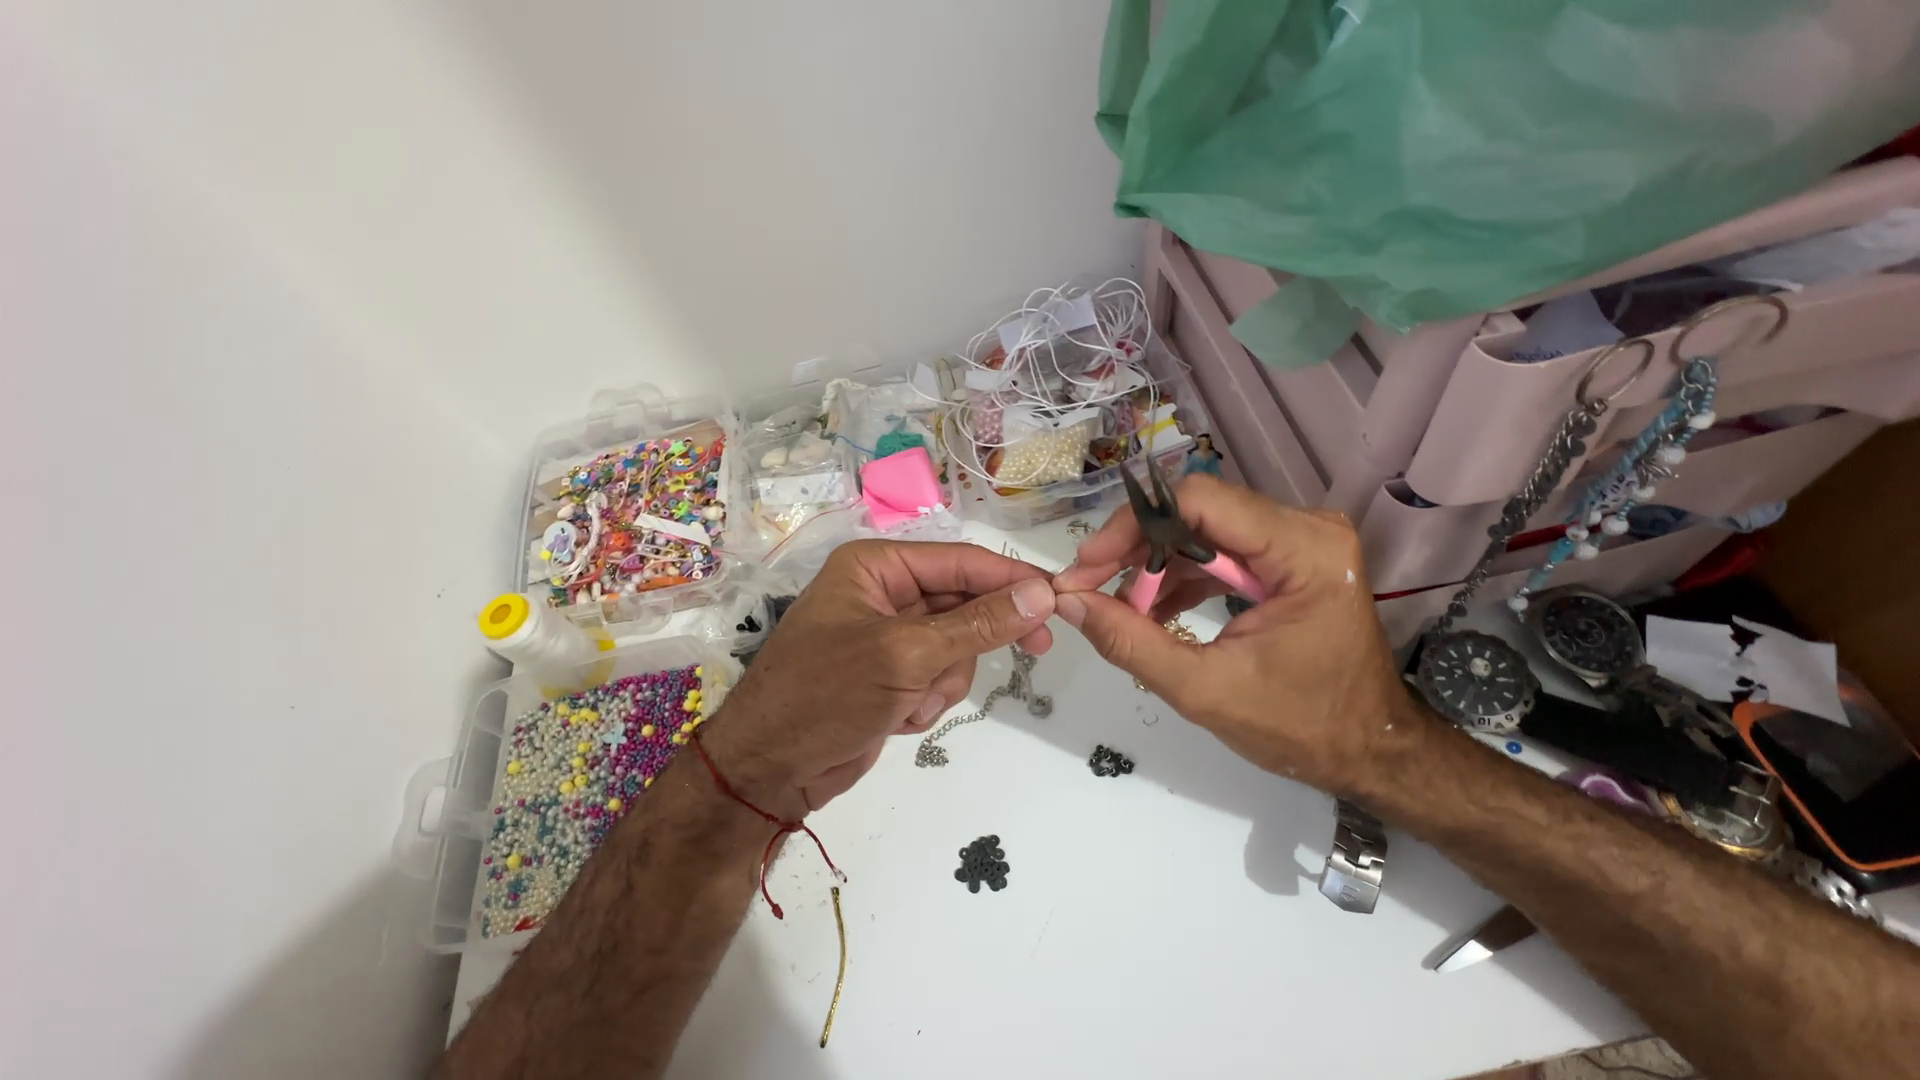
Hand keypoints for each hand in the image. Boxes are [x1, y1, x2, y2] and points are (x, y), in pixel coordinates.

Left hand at [702, 540, 1056, 814]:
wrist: (770, 770)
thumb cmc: (825, 695)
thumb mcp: (906, 655)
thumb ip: (978, 625)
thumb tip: (1042, 594)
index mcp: (876, 568)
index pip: (961, 562)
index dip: (1012, 578)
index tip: (1061, 598)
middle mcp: (883, 594)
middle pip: (964, 603)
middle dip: (976, 640)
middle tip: (1037, 649)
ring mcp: (887, 638)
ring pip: (957, 647)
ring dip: (945, 680)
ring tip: (912, 702)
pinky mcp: (891, 677)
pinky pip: (939, 677)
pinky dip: (929, 700)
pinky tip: (898, 719)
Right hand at [1051, 475, 1426, 796]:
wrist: (1370, 749)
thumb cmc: (1301, 727)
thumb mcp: (1205, 691)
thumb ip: (1131, 643)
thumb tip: (1069, 602)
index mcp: (1302, 550)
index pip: (1198, 502)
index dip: (1133, 526)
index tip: (1088, 566)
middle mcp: (1306, 528)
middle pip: (1198, 513)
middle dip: (1136, 549)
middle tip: (1088, 588)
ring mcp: (1299, 541)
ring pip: (1203, 531)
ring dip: (1153, 565)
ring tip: (1115, 607)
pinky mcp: (1289, 559)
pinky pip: (1220, 551)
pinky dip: (1180, 577)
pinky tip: (1150, 610)